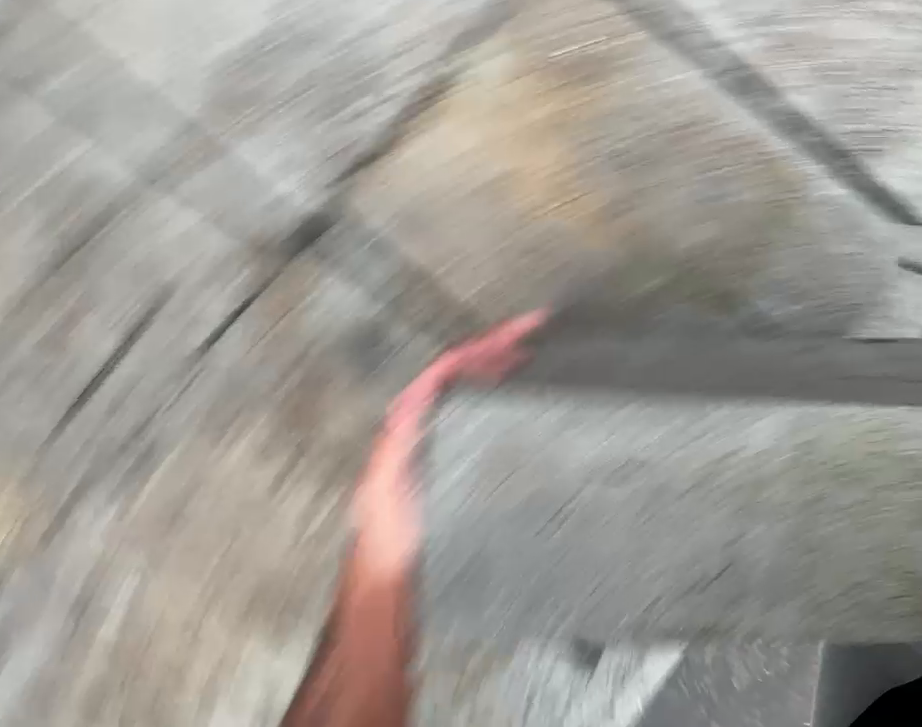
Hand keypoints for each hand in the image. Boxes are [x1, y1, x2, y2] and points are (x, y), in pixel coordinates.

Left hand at [347, 312, 545, 582]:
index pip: (448, 369)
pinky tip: (523, 394)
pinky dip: (504, 393)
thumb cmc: (391, 548)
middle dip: (497, 344)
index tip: (523, 330)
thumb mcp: (385, 493)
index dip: (484, 344)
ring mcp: (442, 445)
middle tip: (536, 330)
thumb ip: (397, 445)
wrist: (393, 592)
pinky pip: (483, 413)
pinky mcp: (459, 464)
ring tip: (532, 350)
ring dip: (500, 363)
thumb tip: (417, 396)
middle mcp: (423, 430)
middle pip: (462, 371)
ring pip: (472, 389)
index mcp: (408, 428)